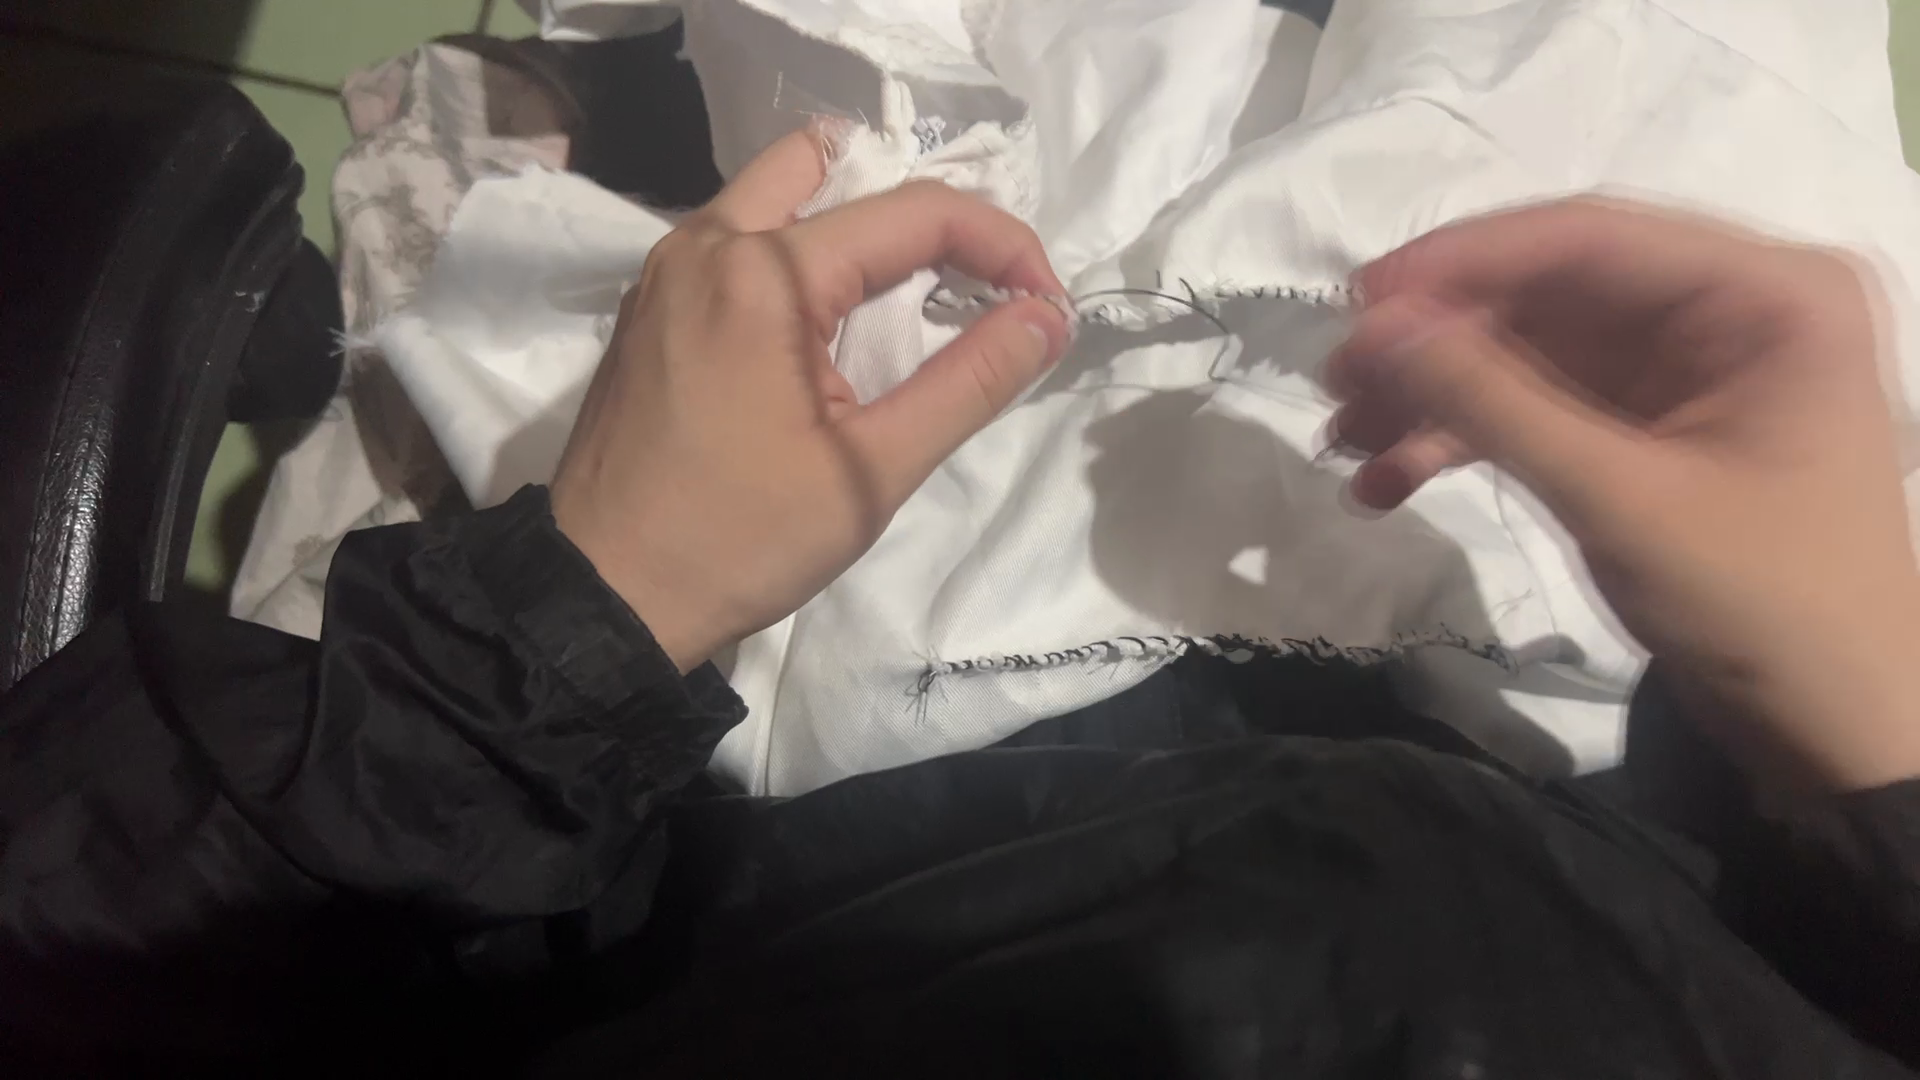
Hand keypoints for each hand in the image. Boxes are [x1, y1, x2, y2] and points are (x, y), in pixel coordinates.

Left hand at [551, 128, 1072, 671]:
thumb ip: (967, 384)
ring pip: (783, 199)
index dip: (1002, 246)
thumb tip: (1045, 319)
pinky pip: (743, 244)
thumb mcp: (872, 471)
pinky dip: (808, 261)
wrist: (609, 595)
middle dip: (926, 221)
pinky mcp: (654, 306)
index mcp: (766, 272)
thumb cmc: (743, 541)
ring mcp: (668, 269)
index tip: (1046, 306)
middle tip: (973, 284)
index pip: (915, 214)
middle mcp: (707, 241)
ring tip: (911, 304)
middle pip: (840, 173)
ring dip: (861, 235)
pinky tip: (830, 330)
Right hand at [1326, 198, 1919, 788]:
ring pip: (1505, 358)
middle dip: (1425, 345)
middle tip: (1334, 384)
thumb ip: (1487, 401)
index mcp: (1757, 295)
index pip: (1580, 240)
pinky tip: (1382, 485)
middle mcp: (1705, 314)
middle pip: (1529, 300)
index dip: (1456, 263)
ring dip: (1420, 399)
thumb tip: (1373, 330)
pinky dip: (1443, 444)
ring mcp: (1655, 373)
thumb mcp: (1610, 491)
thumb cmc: (1754, 595)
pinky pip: (1510, 413)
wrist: (1818, 711)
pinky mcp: (1616, 426)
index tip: (1355, 304)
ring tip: (1343, 443)